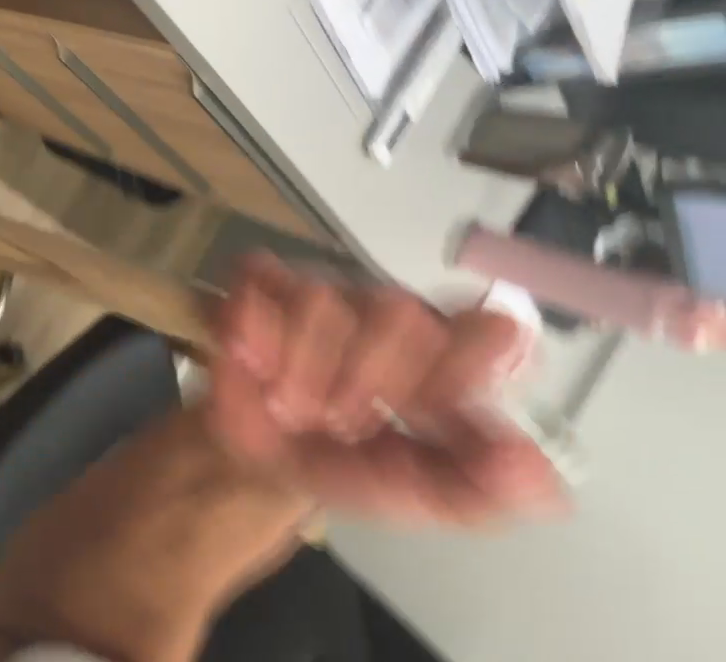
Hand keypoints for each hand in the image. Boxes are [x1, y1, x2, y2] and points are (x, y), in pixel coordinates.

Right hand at [206, 253, 565, 524]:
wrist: (258, 461)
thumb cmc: (349, 467)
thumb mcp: (424, 499)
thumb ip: (486, 491)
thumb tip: (528, 464)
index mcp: (452, 357)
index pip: (488, 328)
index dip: (461, 366)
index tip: (429, 415)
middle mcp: (393, 313)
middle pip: (400, 311)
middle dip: (364, 381)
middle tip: (342, 425)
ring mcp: (323, 292)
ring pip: (321, 301)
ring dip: (301, 369)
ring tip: (290, 407)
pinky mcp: (258, 284)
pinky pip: (260, 286)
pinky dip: (254, 334)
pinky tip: (254, 367)